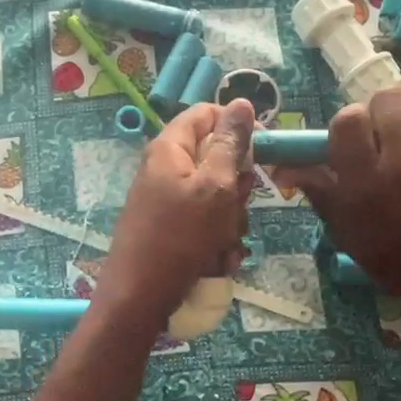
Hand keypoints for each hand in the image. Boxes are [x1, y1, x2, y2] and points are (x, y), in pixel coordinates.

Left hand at [97, 99, 253, 326]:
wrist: (139, 298)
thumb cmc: (179, 237)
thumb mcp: (214, 186)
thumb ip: (230, 143)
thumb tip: (241, 102)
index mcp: (169, 148)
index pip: (207, 114)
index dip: (237, 127)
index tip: (260, 151)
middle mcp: (165, 170)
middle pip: (216, 161)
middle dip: (236, 190)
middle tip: (235, 209)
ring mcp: (166, 202)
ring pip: (216, 200)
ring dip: (229, 224)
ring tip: (222, 247)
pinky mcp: (170, 231)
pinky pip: (205, 227)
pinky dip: (215, 244)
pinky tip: (215, 263)